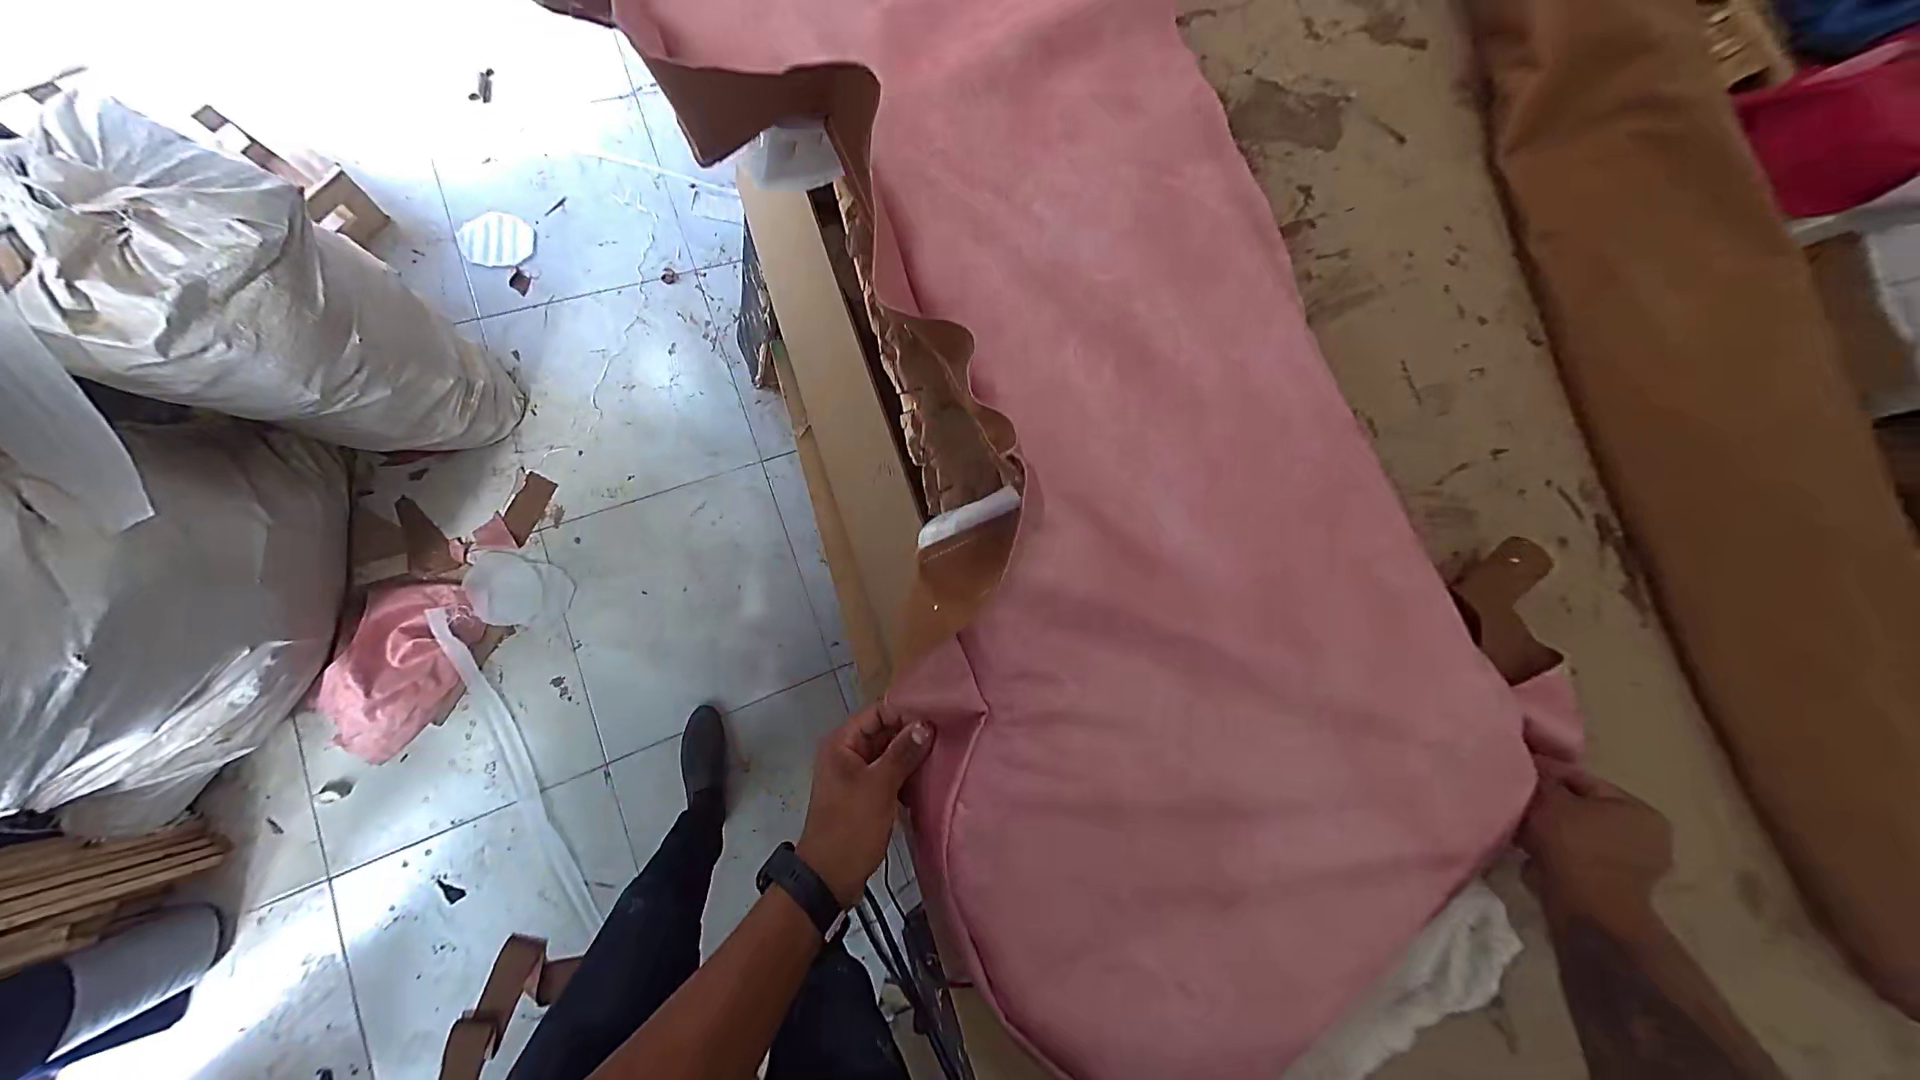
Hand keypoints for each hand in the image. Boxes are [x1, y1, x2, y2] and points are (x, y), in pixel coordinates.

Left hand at [796, 706, 933, 906]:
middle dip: (911, 734)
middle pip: (883, 731)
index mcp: (841, 743)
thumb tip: (925, 725)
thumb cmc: (850, 827)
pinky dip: (906, 774)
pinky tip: (927, 779)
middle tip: (944, 737)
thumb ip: (902, 753)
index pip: (877, 712)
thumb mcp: (879, 786)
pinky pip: (889, 774)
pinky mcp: (865, 795)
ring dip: (910, 755)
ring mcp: (855, 775)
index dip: (904, 714)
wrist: (830, 878)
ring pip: (888, 754)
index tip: (934, 721)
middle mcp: (847, 753)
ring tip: (940, 755)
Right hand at [1519, 761, 1672, 932]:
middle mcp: (1647, 837)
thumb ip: (1539, 778)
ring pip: (1576, 832)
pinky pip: (1575, 855)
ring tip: (1516, 823)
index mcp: (1641, 811)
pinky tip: (1528, 847)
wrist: (1585, 906)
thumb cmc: (1571, 843)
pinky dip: (1553, 849)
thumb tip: (1528, 766)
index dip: (1544, 772)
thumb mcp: (1548, 798)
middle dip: (1547, 803)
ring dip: (1547, 827)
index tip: (1514, 770)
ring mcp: (1634, 866)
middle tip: (1514, 797)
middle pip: (1581, 807)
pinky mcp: (1613, 886)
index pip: (1581, 779)